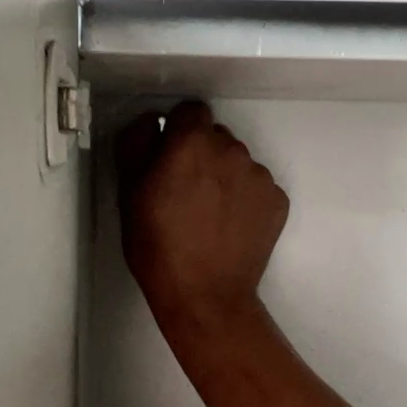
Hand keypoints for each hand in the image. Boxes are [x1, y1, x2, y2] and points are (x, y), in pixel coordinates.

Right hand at [115, 101, 289, 324]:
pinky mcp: (277, 201)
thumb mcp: (128, 194)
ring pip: (237, 162)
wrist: (205, 296)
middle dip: (201, 154)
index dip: (176, 130)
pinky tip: (228, 228)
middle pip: (215, 136)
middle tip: (183, 192)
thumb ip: (135, 145)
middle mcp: (232, 149)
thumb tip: (150, 122)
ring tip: (207, 215)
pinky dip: (243, 200)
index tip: (167, 156)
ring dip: (223, 177)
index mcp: (192, 142)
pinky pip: (256, 188)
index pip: (189, 111)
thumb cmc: (157, 246)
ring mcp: (260, 175)